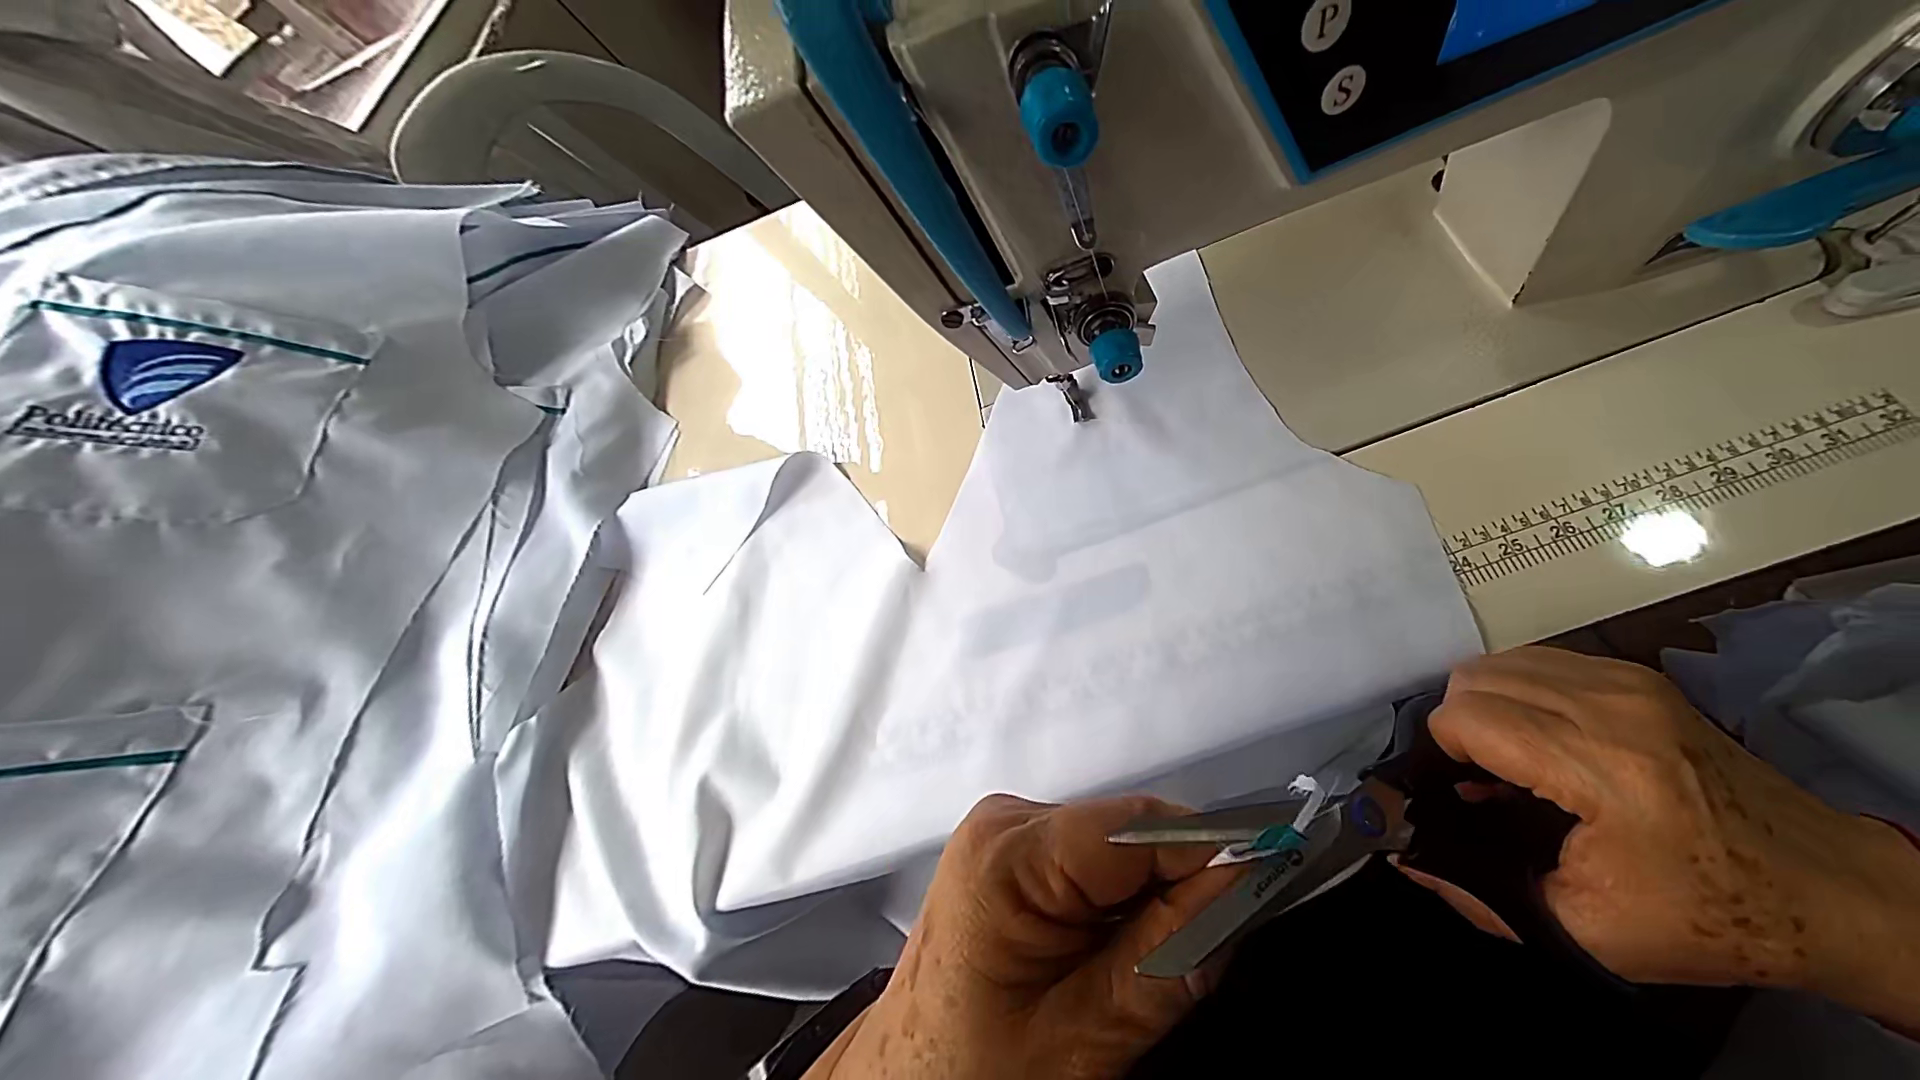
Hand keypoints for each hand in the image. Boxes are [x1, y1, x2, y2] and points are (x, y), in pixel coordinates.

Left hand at [805, 795, 1241, 1079]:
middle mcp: (1004, 822)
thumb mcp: (1084, 1035)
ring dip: (1150, 897)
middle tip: (1211, 950)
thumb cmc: (973, 1071)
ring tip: (1143, 965)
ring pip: (1116, 848)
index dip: (1210, 850)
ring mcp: (1005, 832)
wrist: (908, 1077)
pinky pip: (1090, 860)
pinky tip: (1113, 947)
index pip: (1136, 827)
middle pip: (1129, 833)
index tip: (1273, 878)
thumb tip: (1241, 885)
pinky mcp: (1011, 851)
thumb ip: (1166, 958)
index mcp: (1008, 855)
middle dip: (1181, 884)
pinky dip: (1120, 899)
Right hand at [1410, 647, 1919, 1031]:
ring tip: (1508, 752)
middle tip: (1478, 772)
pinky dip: (1517, 690)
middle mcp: (1611, 708)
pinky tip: (1539, 733)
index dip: (1442, 753)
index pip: (1464, 718)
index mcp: (1600, 769)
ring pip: (1497, 662)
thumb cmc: (1711, 915)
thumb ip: (1479, 896)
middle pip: (1471, 679)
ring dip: (1483, 703)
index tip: (1460, 788)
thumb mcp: (1586, 929)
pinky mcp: (1638, 676)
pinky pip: (1536, 660)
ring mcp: (1628, 683)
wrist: (1835, 892)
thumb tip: (1407, 862)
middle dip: (1456, 725)